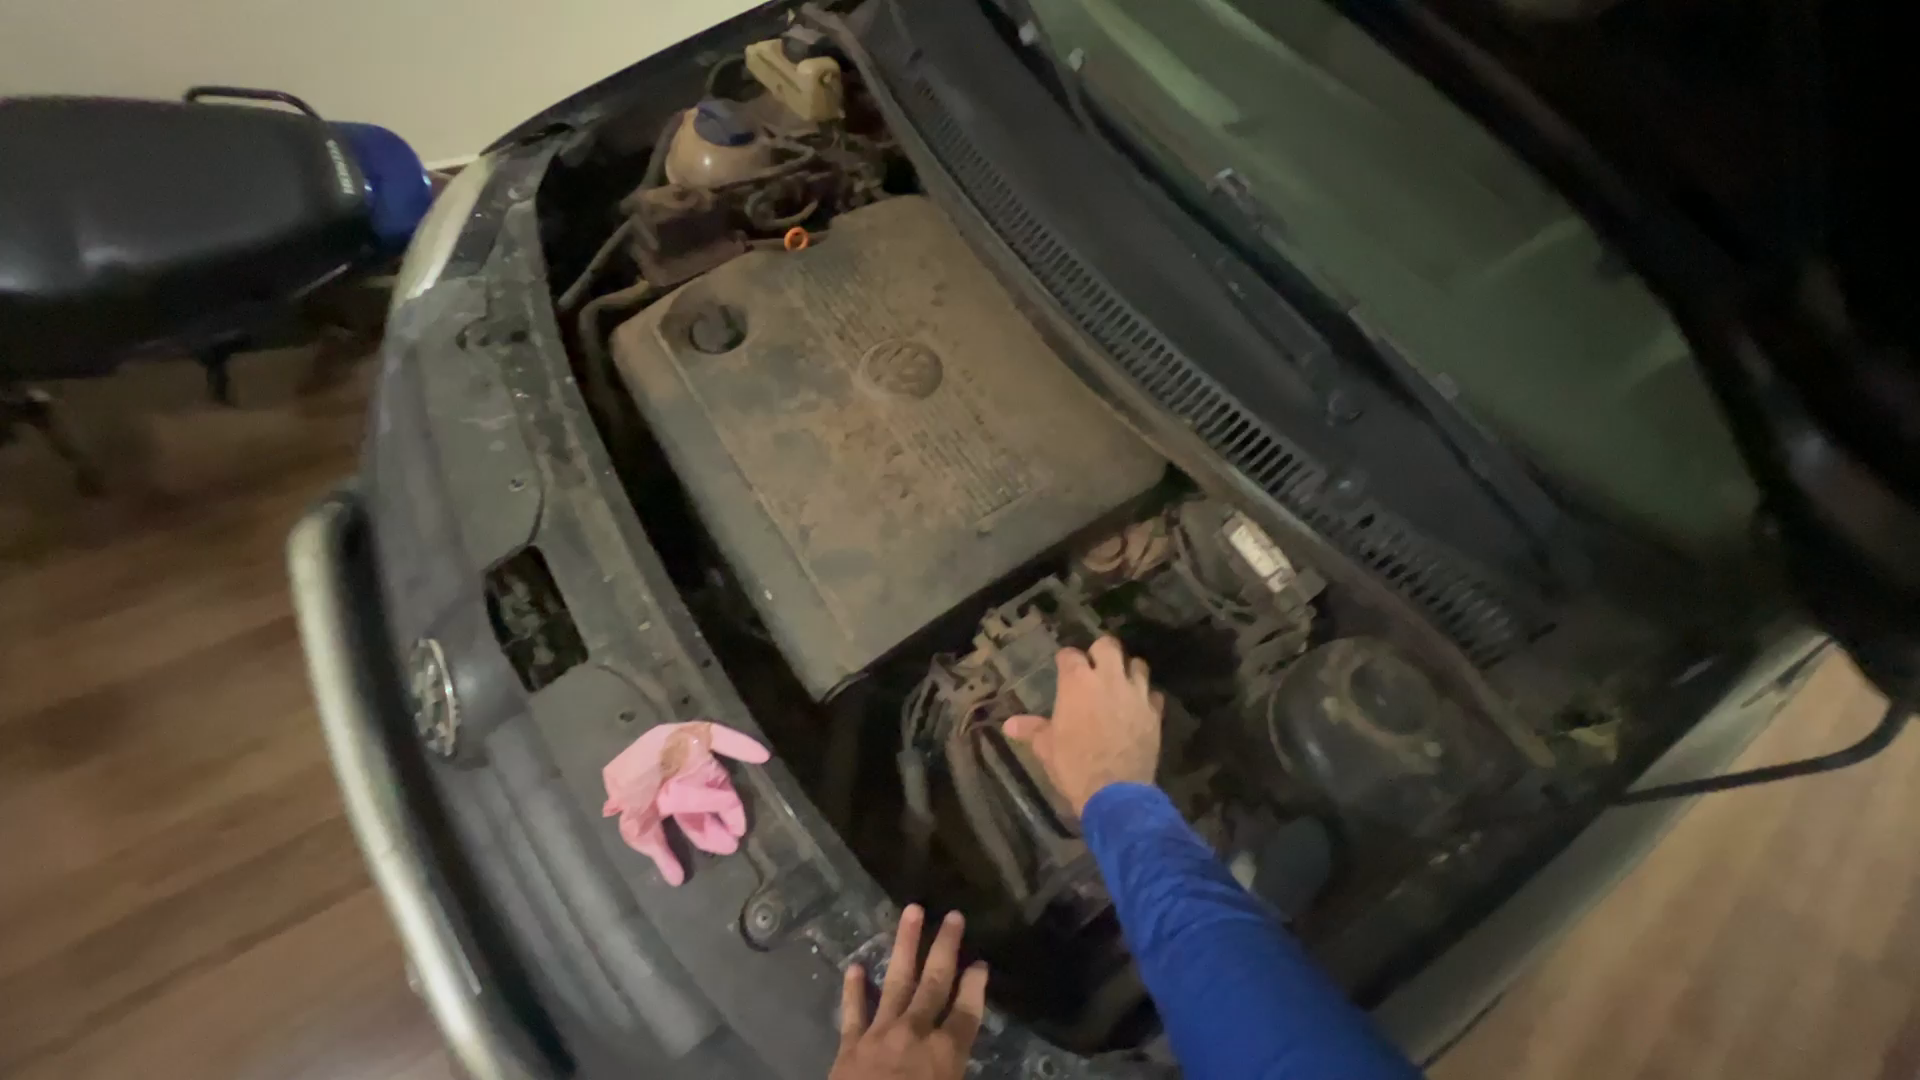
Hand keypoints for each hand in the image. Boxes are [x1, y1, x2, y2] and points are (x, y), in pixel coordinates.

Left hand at [831, 905, 988, 1079]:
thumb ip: (957, 1070)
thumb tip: (962, 1056)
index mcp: (944, 1057)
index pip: (967, 1013)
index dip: (976, 987)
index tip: (981, 963)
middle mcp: (915, 1035)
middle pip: (935, 984)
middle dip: (946, 948)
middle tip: (953, 915)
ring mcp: (879, 1037)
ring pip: (897, 981)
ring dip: (905, 945)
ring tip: (912, 911)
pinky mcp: (849, 1048)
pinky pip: (853, 1013)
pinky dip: (854, 989)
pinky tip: (855, 966)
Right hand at [1003, 636, 1164, 814]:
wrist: (1115, 792)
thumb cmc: (1073, 766)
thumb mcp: (1046, 747)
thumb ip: (1031, 729)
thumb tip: (1009, 724)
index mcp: (1076, 682)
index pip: (1070, 654)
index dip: (1066, 659)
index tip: (1064, 666)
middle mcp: (1108, 679)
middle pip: (1108, 645)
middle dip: (1101, 651)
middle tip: (1096, 665)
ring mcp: (1135, 694)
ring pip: (1138, 664)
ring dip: (1128, 670)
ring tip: (1121, 682)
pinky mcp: (1154, 712)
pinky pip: (1153, 694)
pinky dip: (1146, 697)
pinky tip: (1138, 707)